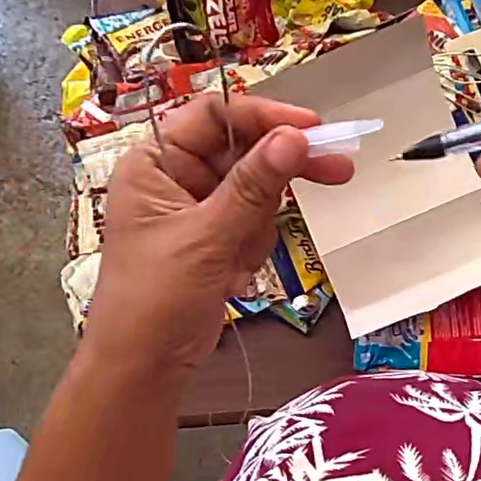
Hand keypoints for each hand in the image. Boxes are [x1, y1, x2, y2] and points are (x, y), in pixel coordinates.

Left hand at [87, 96, 353, 373]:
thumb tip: (295, 137)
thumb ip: (253, 186)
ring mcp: (195, 209)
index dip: (262, 116)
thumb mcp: (206, 237)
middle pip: (241, 151)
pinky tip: (231, 277)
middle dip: (276, 175)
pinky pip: (251, 223)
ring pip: (254, 190)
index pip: (212, 115)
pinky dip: (251, 247)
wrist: (145, 366)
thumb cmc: (155, 298)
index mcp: (154, 162)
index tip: (311, 127)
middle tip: (335, 171)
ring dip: (256, 226)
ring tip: (234, 262)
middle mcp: (173, 177)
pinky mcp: (213, 238)